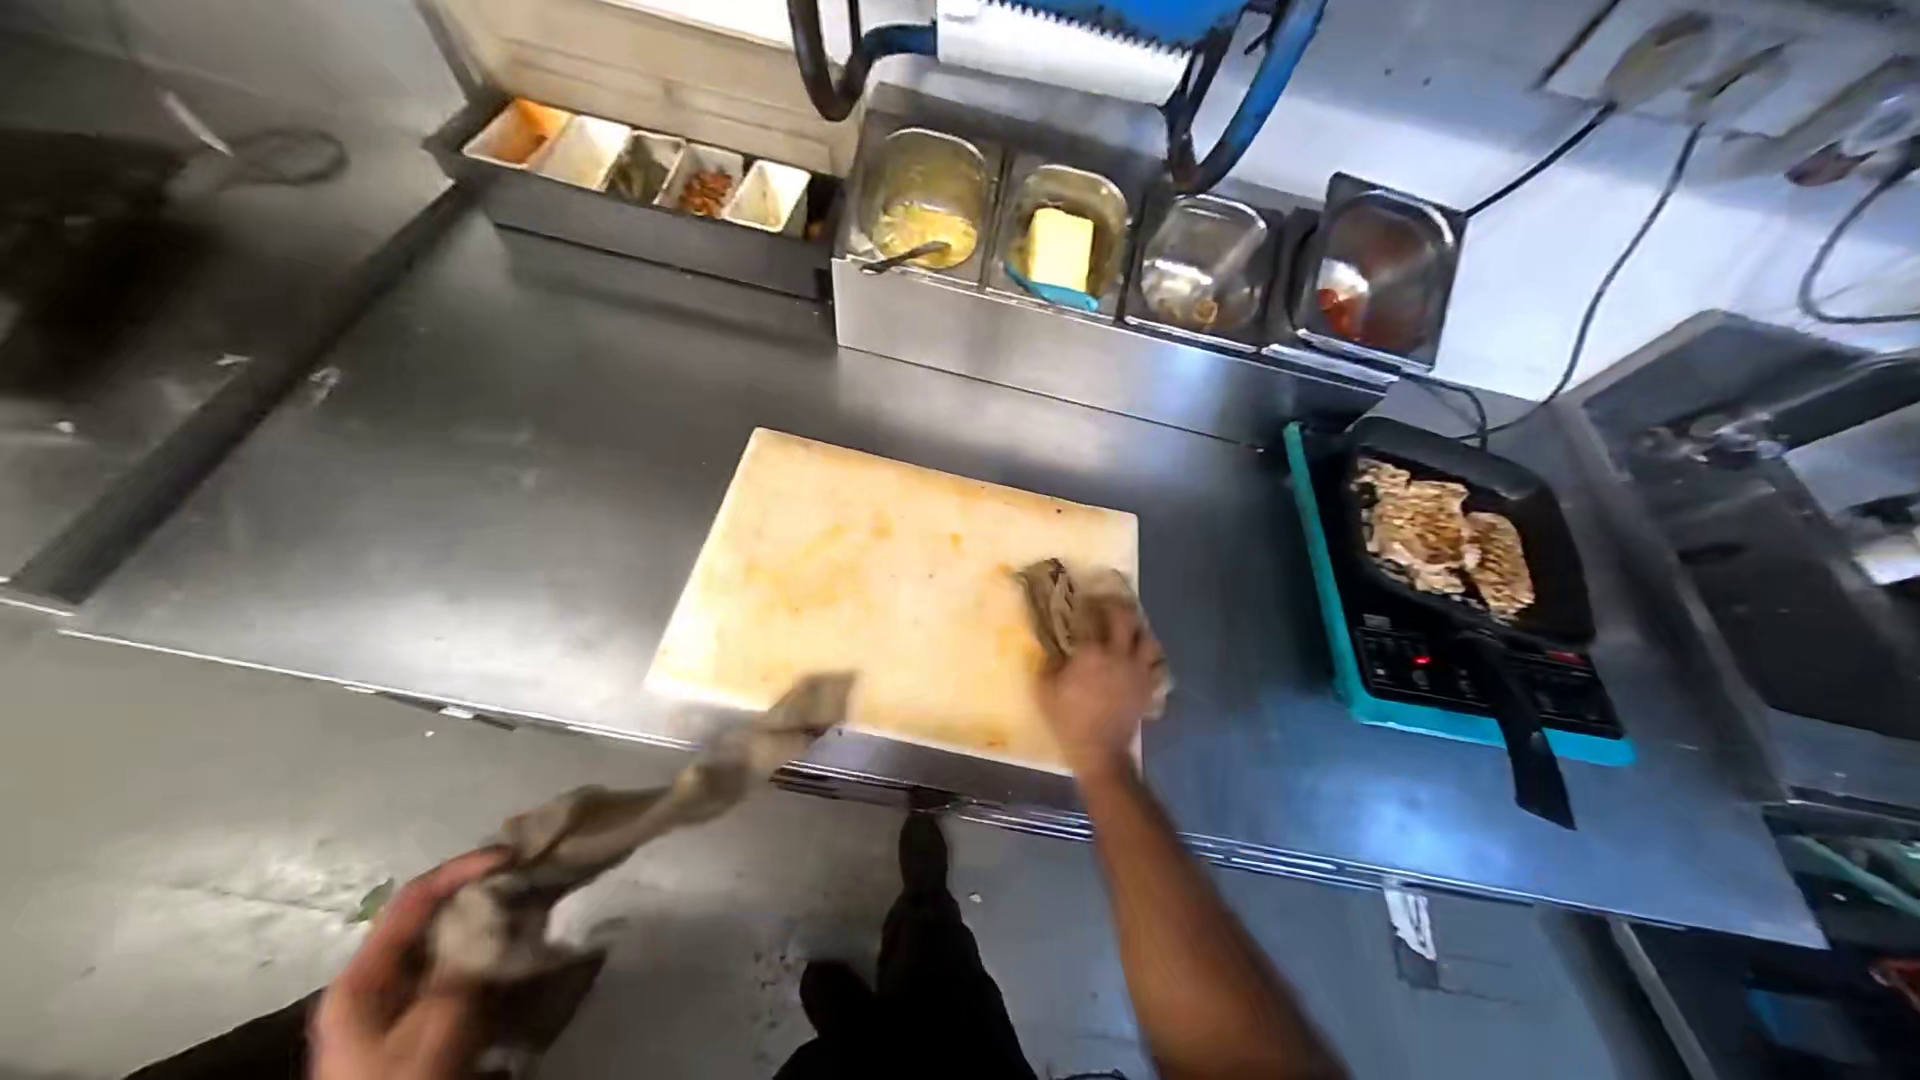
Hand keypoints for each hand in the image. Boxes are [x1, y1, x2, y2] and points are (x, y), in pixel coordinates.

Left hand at [312, 849, 507, 1079]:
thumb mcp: (436, 1026)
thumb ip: (466, 965)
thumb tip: (501, 918)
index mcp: (363, 976)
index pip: (413, 898)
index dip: (462, 868)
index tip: (512, 856)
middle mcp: (376, 978)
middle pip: (431, 914)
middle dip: (482, 889)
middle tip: (529, 875)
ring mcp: (398, 1000)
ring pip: (447, 938)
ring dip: (489, 916)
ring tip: (532, 901)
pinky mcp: (421, 1017)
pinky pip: (458, 965)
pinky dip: (489, 947)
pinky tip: (520, 944)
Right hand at [1038, 597, 1164, 780]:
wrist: (1099, 752)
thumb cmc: (1068, 720)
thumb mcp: (1045, 689)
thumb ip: (1049, 662)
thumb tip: (1053, 647)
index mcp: (1092, 652)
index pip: (1090, 617)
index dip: (1085, 605)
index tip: (1080, 600)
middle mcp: (1119, 655)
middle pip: (1125, 618)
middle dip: (1116, 605)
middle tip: (1107, 603)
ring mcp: (1138, 671)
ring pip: (1148, 639)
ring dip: (1139, 629)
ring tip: (1129, 629)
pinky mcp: (1148, 688)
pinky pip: (1158, 666)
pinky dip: (1152, 659)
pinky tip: (1143, 659)